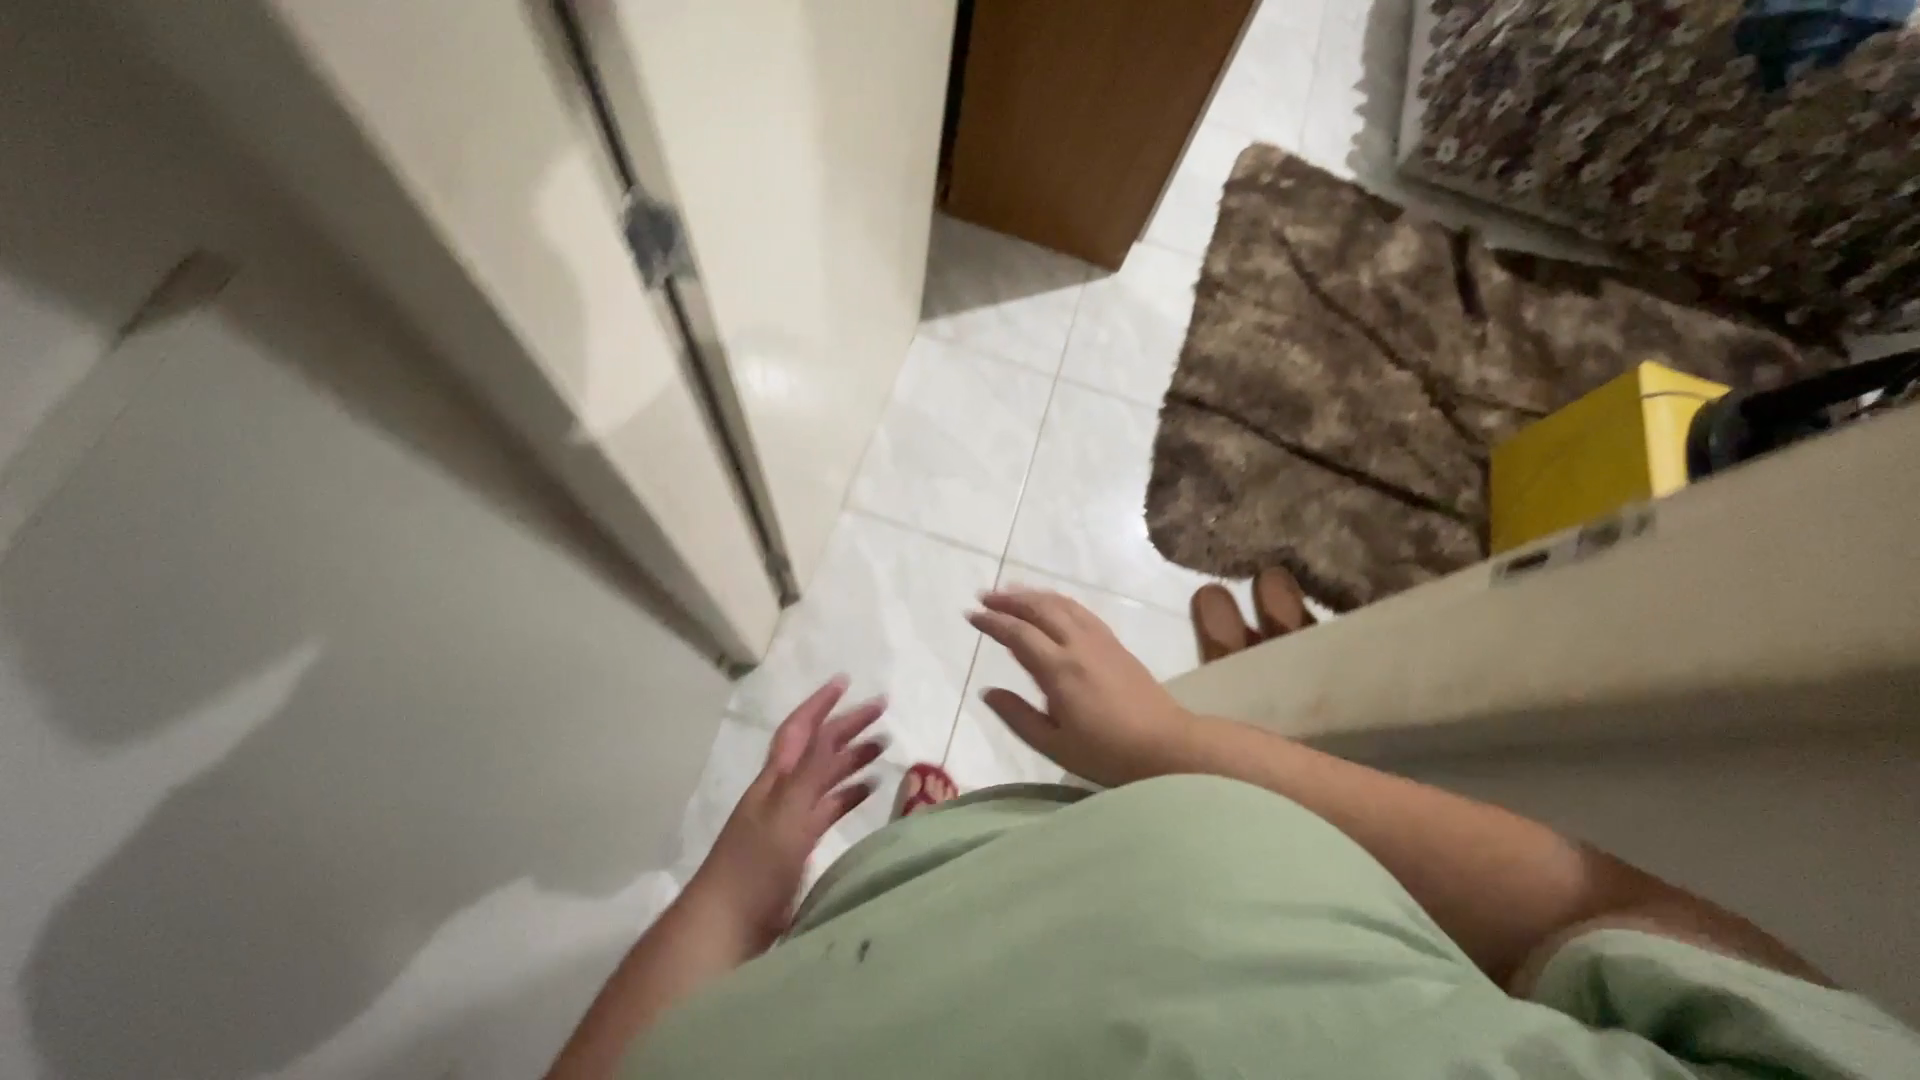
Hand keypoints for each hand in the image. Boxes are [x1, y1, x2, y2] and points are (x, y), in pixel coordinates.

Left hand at [688, 677, 884, 945]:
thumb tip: (830, 728)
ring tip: (883, 745)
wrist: (728, 925)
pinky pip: (830, 808)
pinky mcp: (800, 845)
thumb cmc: (754, 866)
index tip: (846, 681)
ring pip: (826, 777)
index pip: (801, 730)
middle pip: (818, 749)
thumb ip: (809, 772)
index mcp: (776, 780)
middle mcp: (784, 792)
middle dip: (847, 726)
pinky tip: (869, 790)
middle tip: (882, 710)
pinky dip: (849, 795)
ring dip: (852, 758)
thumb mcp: (785, 813)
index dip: (821, 704)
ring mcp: (791, 819)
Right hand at [968, 588, 1196, 786]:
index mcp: (1059, 671)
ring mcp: (1100, 641)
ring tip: (1011, 593)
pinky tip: (1050, 606)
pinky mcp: (1115, 643)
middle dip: (1009, 599)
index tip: (971, 615)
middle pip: (1040, 609)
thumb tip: (987, 692)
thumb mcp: (1054, 745)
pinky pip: (1080, 610)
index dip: (992, 622)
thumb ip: (1017, 716)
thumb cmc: (1107, 754)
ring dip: (1033, 595)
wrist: (1166, 747)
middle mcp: (1078, 646)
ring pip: (1062, 604)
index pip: (1018, 635)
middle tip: (984, 596)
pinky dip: (1058, 601)